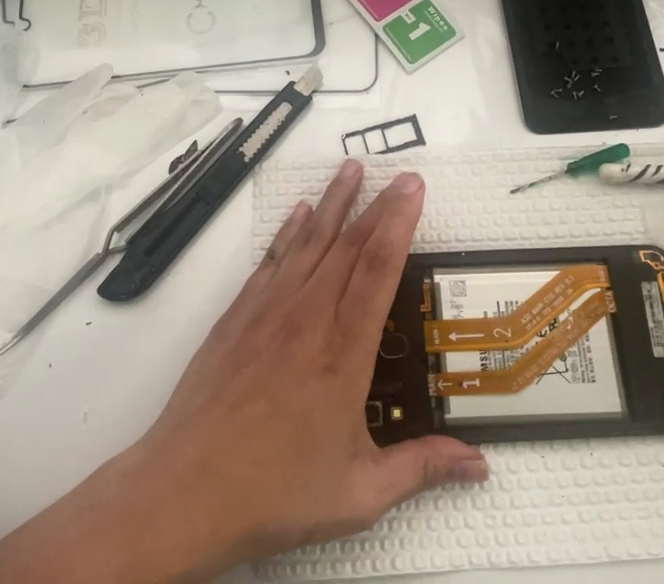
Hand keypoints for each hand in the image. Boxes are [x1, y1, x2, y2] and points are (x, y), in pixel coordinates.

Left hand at [132, 159, 486, 566]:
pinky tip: (298, 214)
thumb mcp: (359, 492)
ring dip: (333, 204)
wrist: (185, 490)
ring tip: (350, 170)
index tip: (413, 189)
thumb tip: (478, 465)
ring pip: (308, 244)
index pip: (378, 271)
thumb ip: (421, 468)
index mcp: (343, 354)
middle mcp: (306, 321)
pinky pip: (269, 263)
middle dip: (377, 205)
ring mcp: (267, 315)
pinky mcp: (236, 320)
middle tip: (400, 174)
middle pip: (348, 247)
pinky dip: (288, 233)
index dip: (399, 223)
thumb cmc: (274, 491)